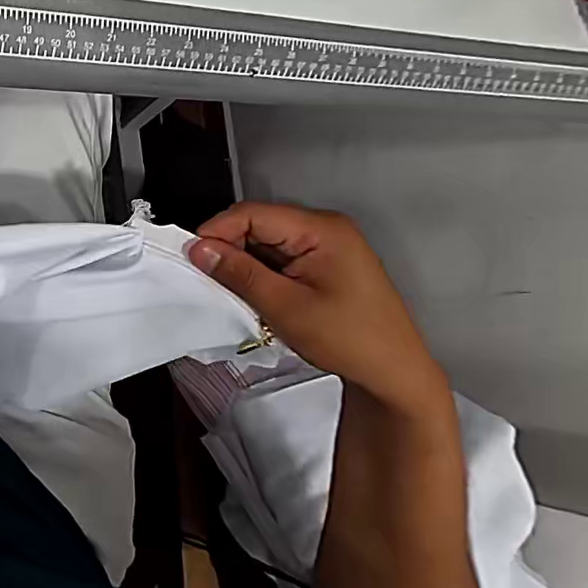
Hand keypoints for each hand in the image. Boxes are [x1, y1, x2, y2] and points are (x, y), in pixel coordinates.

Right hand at [187, 202, 447, 413]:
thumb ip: (239, 273)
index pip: (252, 214)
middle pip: (258, 224)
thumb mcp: (284, 307)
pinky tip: (256, 295)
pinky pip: (279, 257)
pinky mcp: (323, 262)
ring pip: (265, 242)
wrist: (394, 373)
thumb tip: (200, 249)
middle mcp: (325, 228)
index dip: (217, 231)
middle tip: (209, 278)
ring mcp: (326, 245)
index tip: (193, 256)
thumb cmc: (350, 340)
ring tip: (235, 292)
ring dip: (244, 263)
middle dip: (229, 248)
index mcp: (321, 229)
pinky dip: (261, 273)